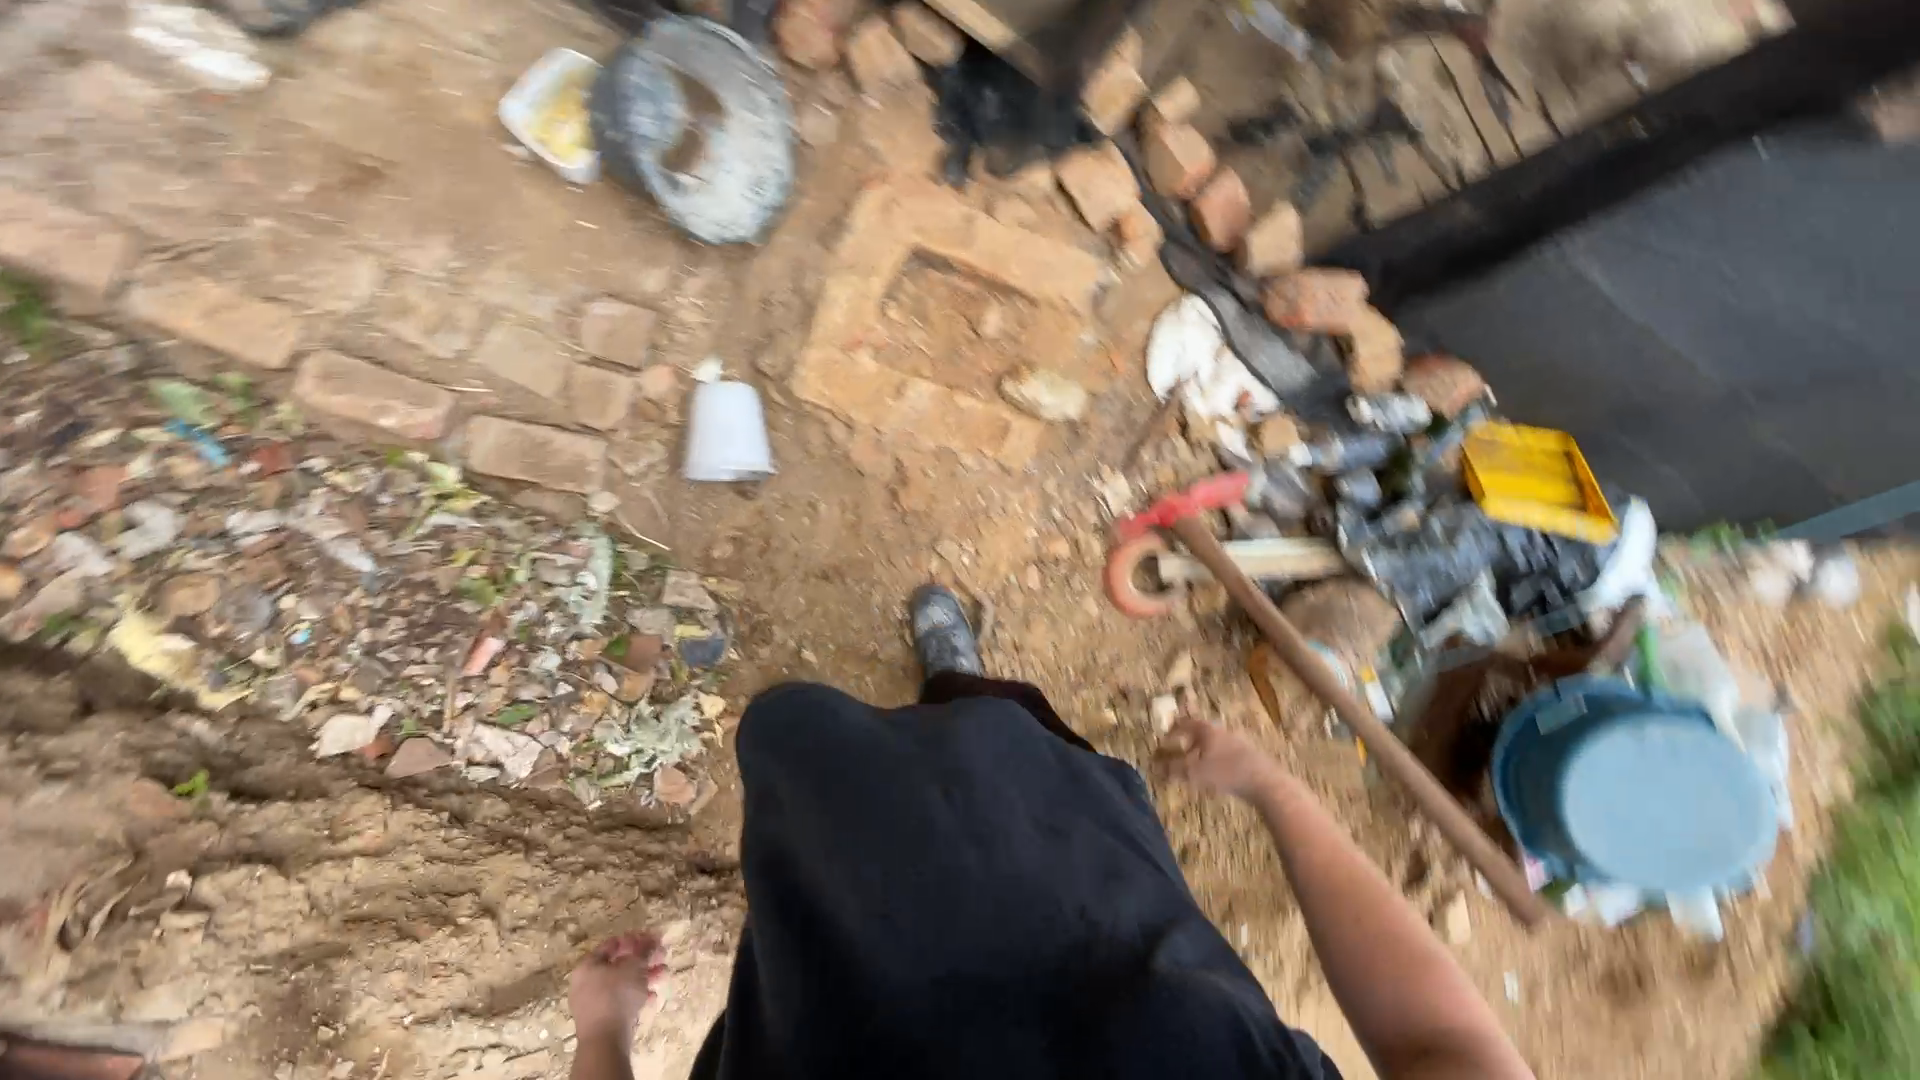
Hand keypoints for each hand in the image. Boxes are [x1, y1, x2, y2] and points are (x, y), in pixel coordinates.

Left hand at [568, 932, 665, 1047]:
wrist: (605, 1039)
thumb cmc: (616, 994)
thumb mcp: (634, 966)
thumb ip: (644, 949)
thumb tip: (652, 938)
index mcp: (588, 965)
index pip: (612, 944)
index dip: (634, 939)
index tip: (653, 939)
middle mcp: (586, 982)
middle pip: (619, 964)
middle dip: (643, 960)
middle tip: (662, 956)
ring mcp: (592, 1002)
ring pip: (622, 983)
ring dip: (644, 977)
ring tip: (663, 975)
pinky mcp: (602, 1019)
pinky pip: (621, 1001)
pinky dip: (637, 996)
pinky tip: (652, 997)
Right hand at [1159, 713, 1282, 799]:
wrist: (1266, 783)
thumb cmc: (1226, 772)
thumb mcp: (1194, 772)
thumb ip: (1173, 769)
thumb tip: (1154, 767)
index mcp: (1208, 730)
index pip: (1185, 723)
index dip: (1172, 731)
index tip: (1164, 741)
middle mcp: (1222, 731)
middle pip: (1201, 733)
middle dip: (1188, 743)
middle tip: (1179, 755)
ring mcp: (1238, 743)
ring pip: (1214, 744)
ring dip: (1202, 754)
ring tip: (1196, 769)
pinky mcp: (1250, 756)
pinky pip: (1226, 754)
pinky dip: (1215, 762)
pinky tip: (1216, 778)